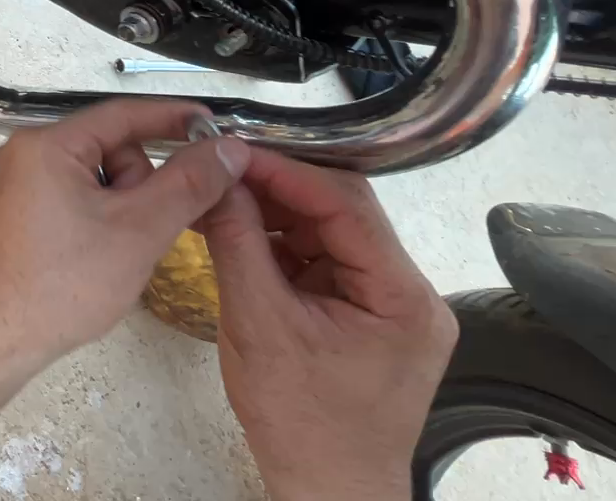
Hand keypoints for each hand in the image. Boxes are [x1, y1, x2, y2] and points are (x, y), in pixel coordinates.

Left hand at [0, 99, 249, 375]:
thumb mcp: (138, 230)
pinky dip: (100, 216)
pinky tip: (101, 253)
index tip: (218, 125)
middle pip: (108, 148)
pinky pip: (73, 194)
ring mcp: (16, 180)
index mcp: (45, 143)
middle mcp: (24, 151)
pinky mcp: (16, 207)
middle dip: (140, 183)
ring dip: (122, 206)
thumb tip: (228, 148)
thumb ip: (188, 183)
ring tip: (116, 251)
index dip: (173, 118)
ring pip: (95, 176)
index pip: (121, 114)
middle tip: (142, 230)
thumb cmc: (64, 282)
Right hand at [200, 150, 456, 500]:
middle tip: (213, 165)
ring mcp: (380, 298)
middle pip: (338, 209)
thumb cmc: (297, 413)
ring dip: (266, 208)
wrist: (324, 483)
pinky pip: (311, 254)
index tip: (226, 149)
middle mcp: (404, 289)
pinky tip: (227, 227)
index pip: (345, 204)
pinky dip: (269, 237)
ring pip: (321, 227)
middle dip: (273, 183)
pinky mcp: (354, 308)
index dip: (283, 169)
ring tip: (211, 194)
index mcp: (401, 294)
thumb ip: (237, 241)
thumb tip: (215, 176)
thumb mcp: (258, 321)